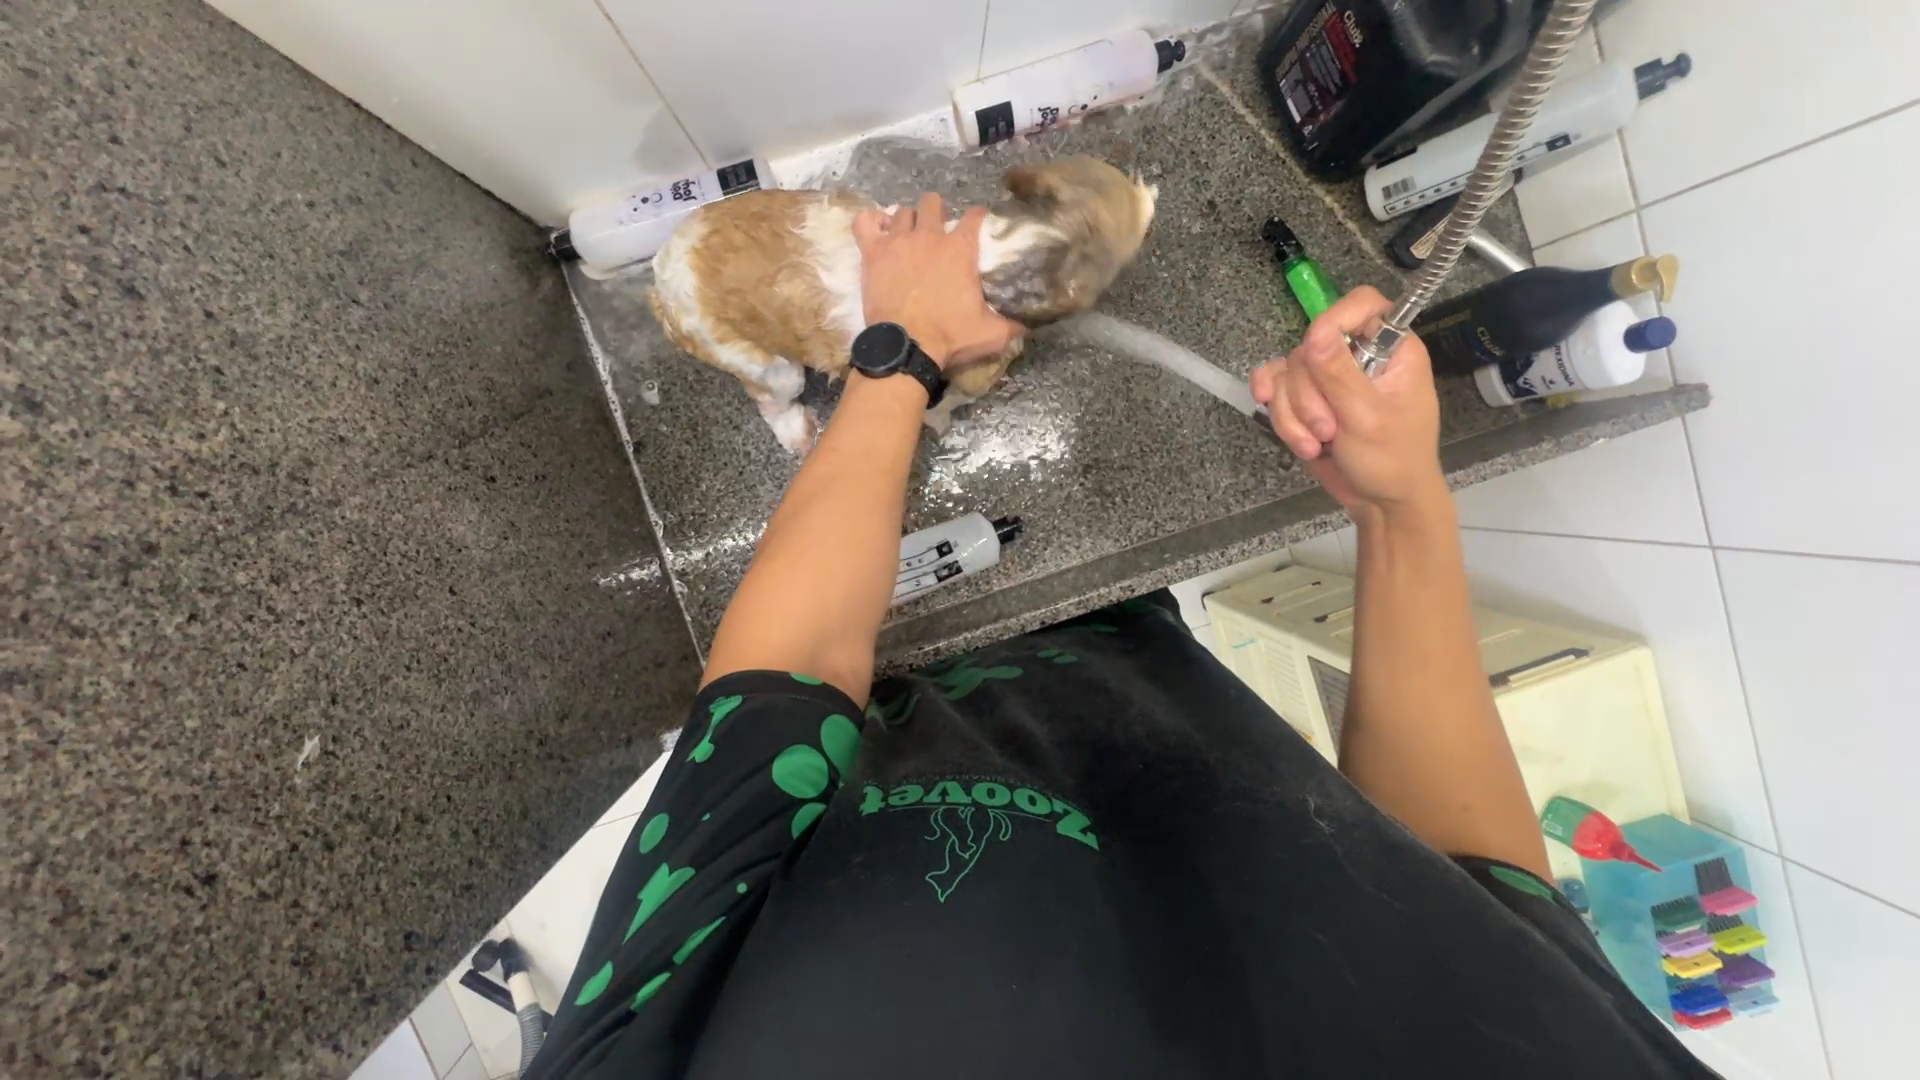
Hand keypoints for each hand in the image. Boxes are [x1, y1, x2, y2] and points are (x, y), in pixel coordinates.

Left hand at [853, 193, 1023, 367]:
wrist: (907, 347)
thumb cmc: (949, 337)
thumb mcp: (990, 334)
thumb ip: (1011, 325)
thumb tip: (1028, 326)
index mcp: (960, 249)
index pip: (974, 217)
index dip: (977, 218)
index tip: (976, 226)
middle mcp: (930, 235)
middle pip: (933, 202)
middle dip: (937, 212)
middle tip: (936, 232)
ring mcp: (898, 241)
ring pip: (902, 211)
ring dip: (907, 221)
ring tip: (908, 236)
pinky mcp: (873, 252)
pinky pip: (865, 222)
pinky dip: (871, 222)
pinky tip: (877, 231)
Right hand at [1250, 286, 1446, 516]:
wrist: (1380, 501)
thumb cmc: (1392, 460)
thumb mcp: (1367, 418)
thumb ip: (1339, 374)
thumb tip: (1316, 333)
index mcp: (1391, 350)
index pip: (1361, 305)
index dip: (1333, 320)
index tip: (1316, 352)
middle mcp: (1358, 356)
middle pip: (1310, 348)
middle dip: (1308, 395)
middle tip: (1328, 429)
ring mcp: (1328, 379)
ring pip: (1287, 374)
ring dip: (1293, 415)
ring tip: (1318, 443)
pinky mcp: (1305, 400)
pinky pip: (1275, 392)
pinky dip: (1278, 415)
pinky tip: (1285, 430)